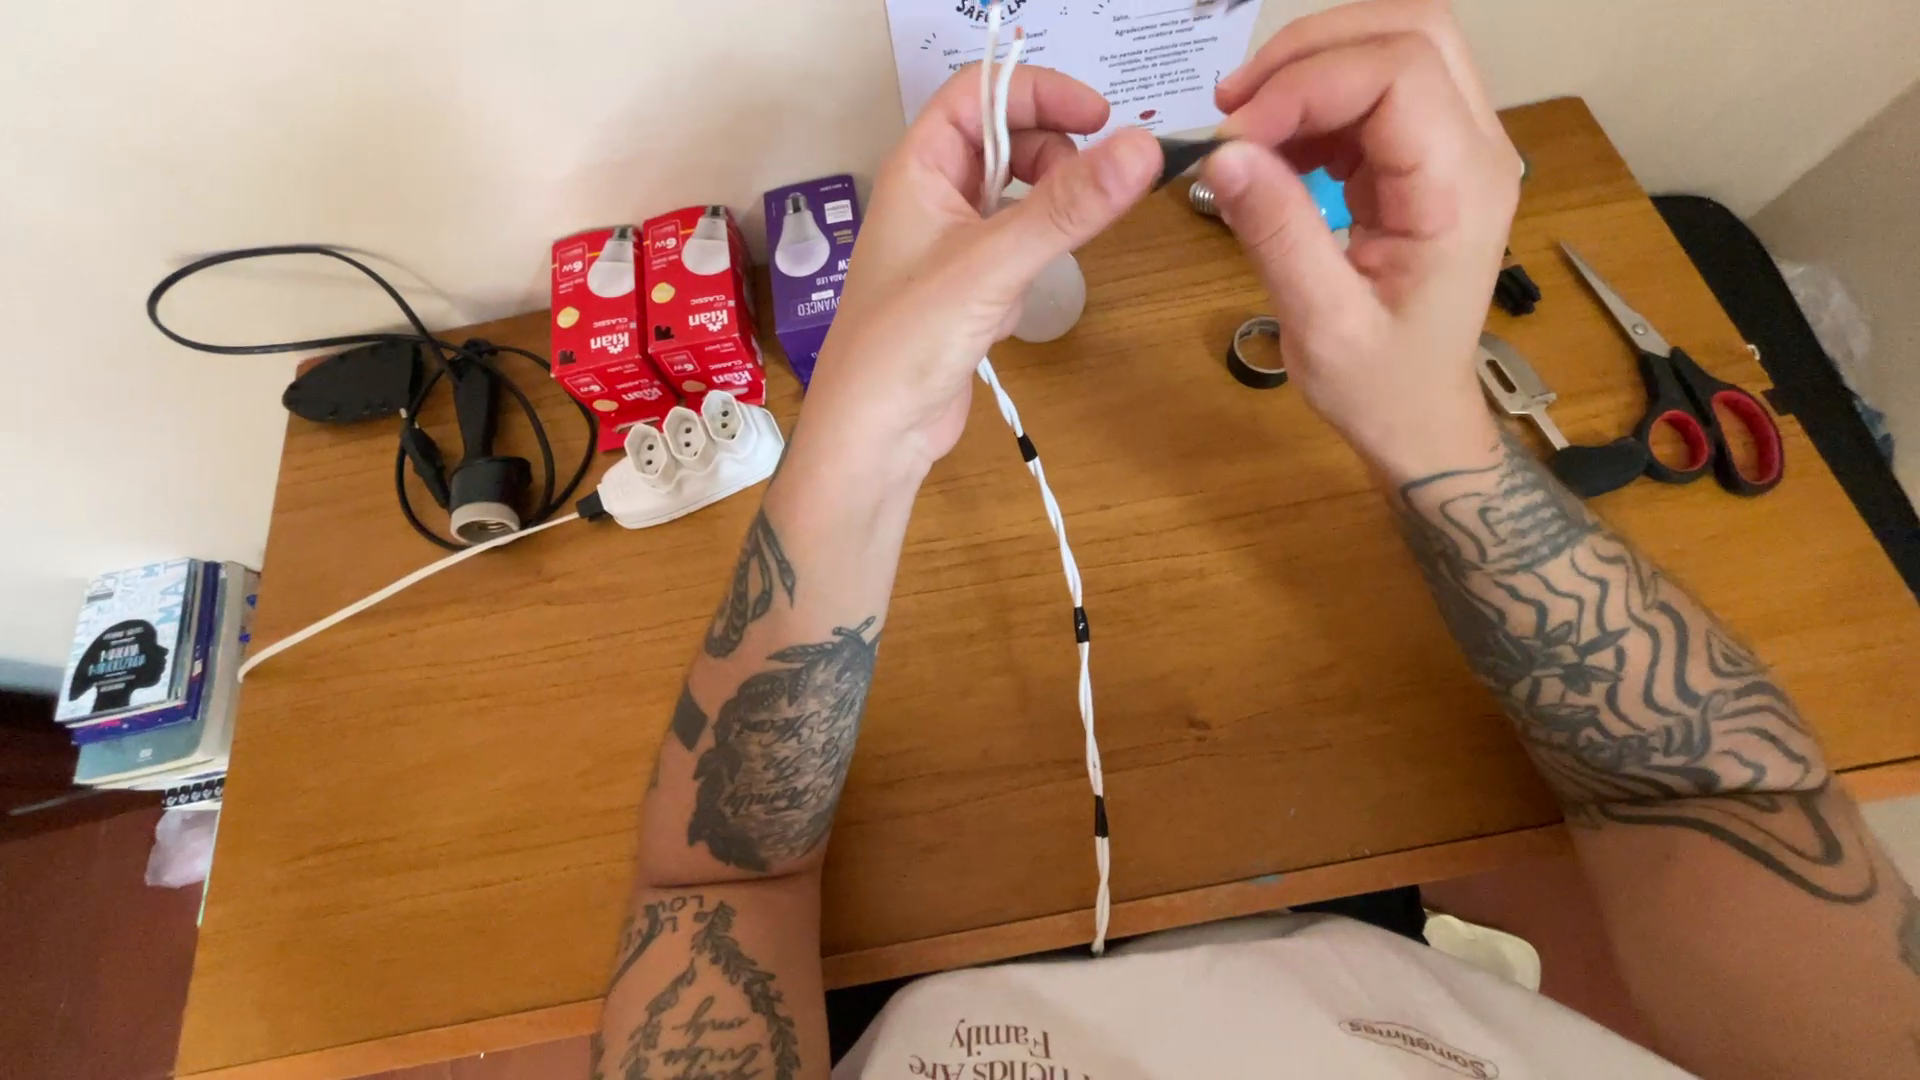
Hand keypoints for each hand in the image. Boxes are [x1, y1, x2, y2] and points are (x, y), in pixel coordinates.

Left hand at [796, 67, 1161, 473]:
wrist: (876, 433)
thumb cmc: (910, 340)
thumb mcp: (991, 266)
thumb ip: (1066, 208)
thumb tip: (1143, 147)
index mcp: (919, 169)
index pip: (979, 94)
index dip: (1039, 93)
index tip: (1102, 118)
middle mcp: (930, 201)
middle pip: (1003, 145)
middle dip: (1049, 161)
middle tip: (1084, 196)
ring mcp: (947, 250)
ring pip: (1012, 205)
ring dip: (1038, 225)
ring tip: (1036, 265)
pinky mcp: (963, 295)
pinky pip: (1010, 257)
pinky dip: (1022, 274)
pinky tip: (1004, 315)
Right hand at [1205, 0, 1522, 480]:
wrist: (1416, 415)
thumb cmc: (1376, 385)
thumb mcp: (1319, 322)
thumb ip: (1276, 232)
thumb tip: (1222, 155)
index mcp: (1458, 189)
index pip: (1395, 74)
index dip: (1303, 86)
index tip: (1228, 139)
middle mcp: (1473, 150)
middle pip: (1410, 30)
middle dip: (1310, 51)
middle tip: (1231, 108)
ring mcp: (1452, 151)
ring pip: (1394, 48)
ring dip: (1311, 69)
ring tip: (1243, 125)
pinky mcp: (1422, 163)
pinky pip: (1375, 95)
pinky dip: (1314, 105)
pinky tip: (1273, 150)